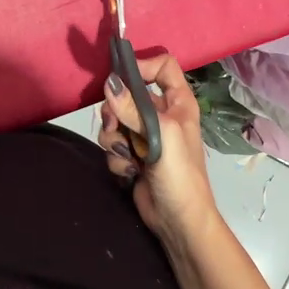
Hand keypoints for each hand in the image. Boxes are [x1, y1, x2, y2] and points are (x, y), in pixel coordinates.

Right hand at [99, 53, 220, 242]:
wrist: (179, 223)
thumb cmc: (180, 173)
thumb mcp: (159, 135)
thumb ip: (133, 107)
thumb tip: (109, 82)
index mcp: (178, 101)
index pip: (162, 65)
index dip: (143, 66)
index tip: (122, 79)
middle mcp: (161, 114)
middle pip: (128, 93)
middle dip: (116, 111)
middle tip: (114, 125)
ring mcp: (145, 135)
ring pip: (115, 119)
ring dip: (114, 139)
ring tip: (126, 156)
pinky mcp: (132, 155)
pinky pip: (113, 144)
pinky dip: (117, 158)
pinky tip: (129, 172)